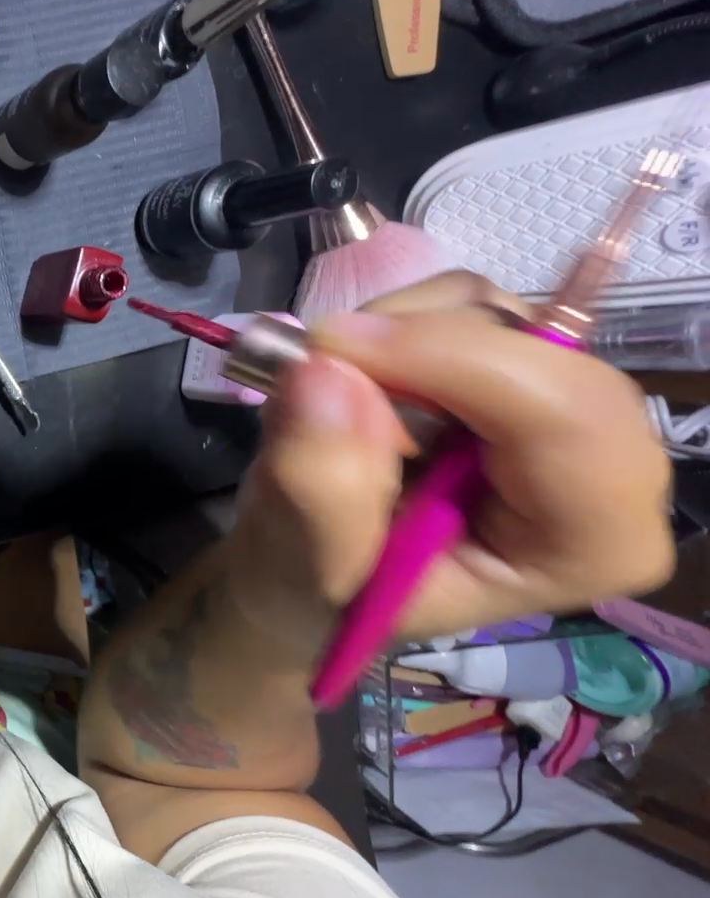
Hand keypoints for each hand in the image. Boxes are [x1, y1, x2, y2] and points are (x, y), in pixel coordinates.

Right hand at [221, 272, 673, 658]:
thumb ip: (321, 489)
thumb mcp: (306, 568)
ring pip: (494, 315)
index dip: (455, 364)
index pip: (569, 415)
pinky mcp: (503, 375)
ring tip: (320, 398)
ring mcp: (552, 411)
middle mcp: (598, 465)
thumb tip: (318, 371)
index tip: (326, 352)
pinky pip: (456, 305)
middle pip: (539, 353)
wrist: (300, 577)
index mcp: (584, 539)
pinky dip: (382, 327)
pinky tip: (345, 384)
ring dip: (386, 336)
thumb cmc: (315, 592)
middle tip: (306, 372)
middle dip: (409, 349)